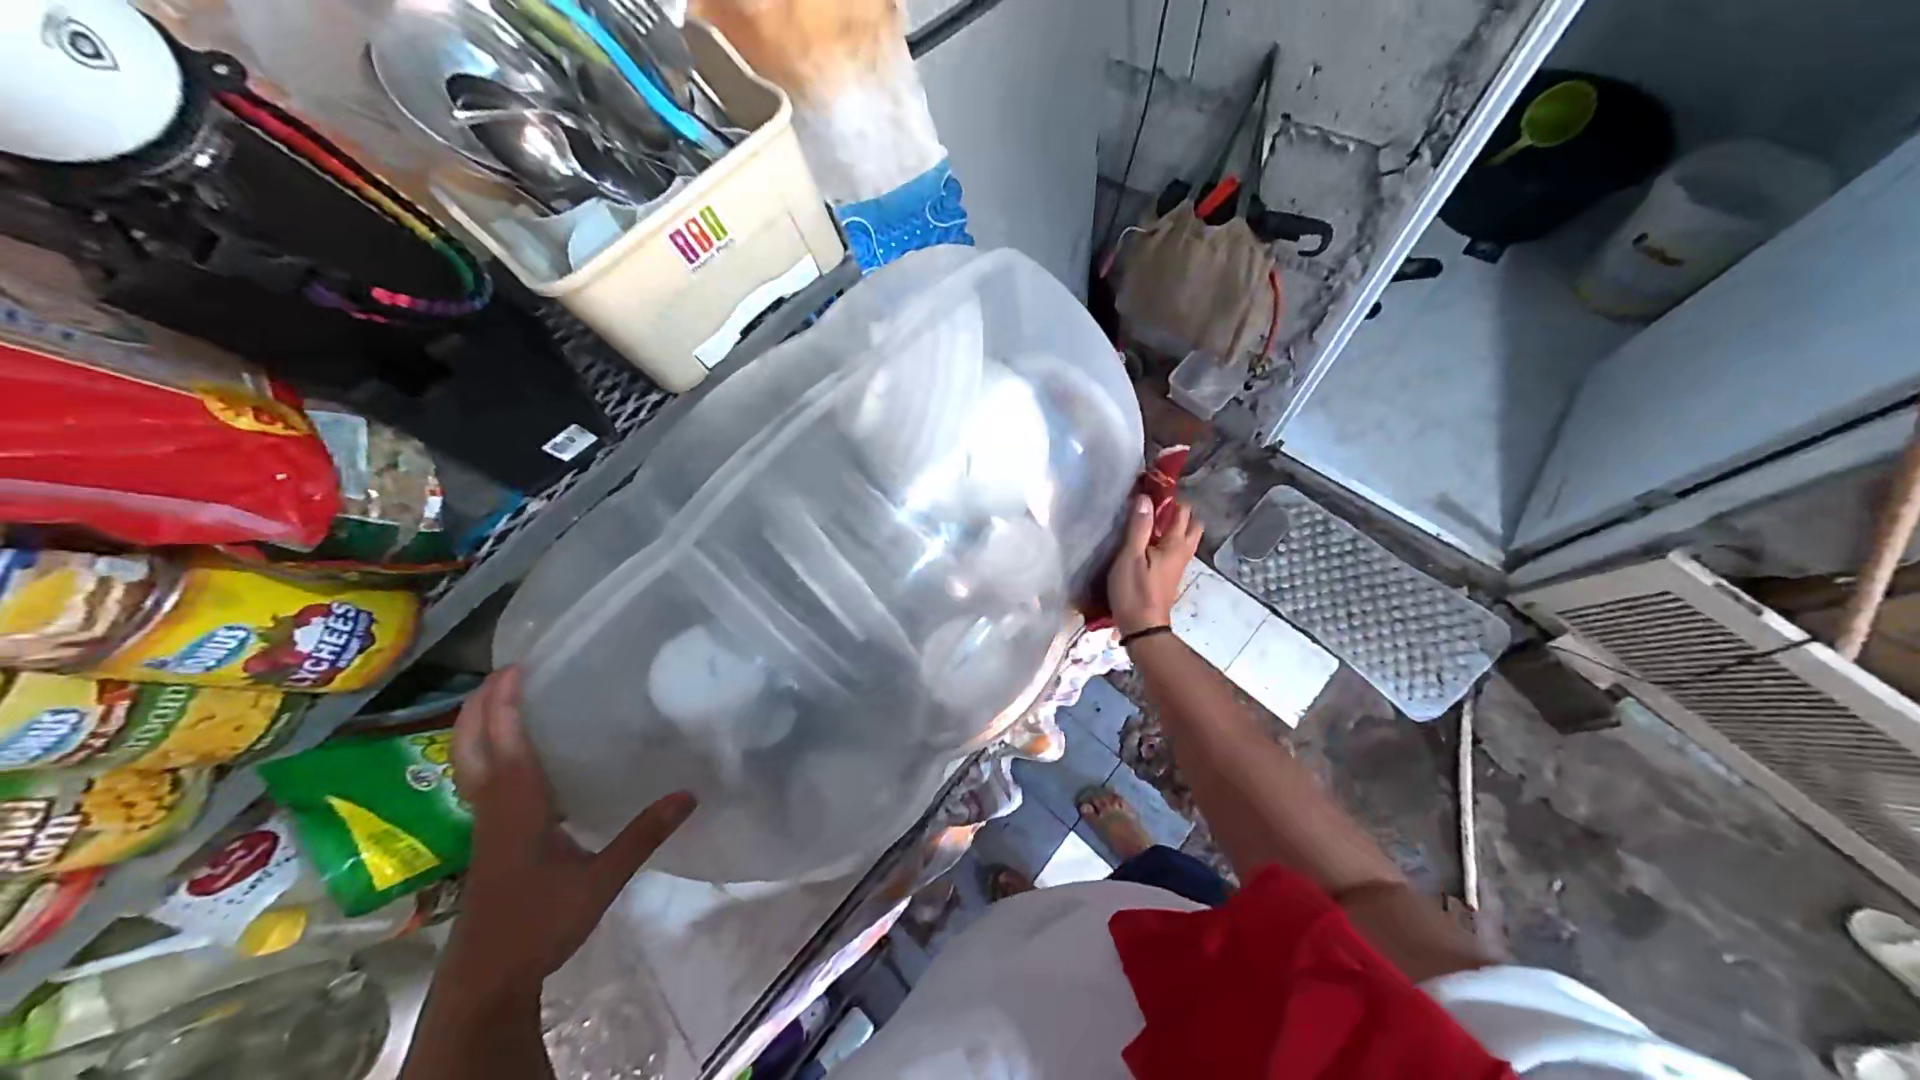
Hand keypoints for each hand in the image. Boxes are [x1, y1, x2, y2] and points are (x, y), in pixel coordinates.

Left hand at [446, 668, 696, 988]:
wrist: (488, 975)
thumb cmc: (540, 923)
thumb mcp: (601, 880)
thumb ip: (644, 835)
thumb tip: (689, 794)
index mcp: (517, 807)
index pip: (505, 743)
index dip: (505, 703)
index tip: (517, 666)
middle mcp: (494, 806)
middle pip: (471, 745)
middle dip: (481, 704)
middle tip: (506, 670)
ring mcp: (486, 821)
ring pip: (469, 761)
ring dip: (479, 724)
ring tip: (505, 697)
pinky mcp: (489, 835)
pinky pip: (481, 777)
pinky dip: (489, 749)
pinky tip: (517, 751)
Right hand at [1107, 495, 1202, 636]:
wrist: (1143, 627)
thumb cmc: (1134, 591)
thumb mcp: (1130, 557)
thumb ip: (1138, 527)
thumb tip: (1145, 498)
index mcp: (1175, 544)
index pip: (1181, 511)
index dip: (1168, 497)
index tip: (1149, 490)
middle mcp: (1183, 551)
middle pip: (1191, 523)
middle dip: (1177, 510)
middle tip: (1153, 507)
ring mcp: (1180, 564)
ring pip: (1185, 536)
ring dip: (1172, 525)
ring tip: (1148, 522)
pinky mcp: (1172, 574)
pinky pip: (1176, 548)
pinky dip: (1167, 539)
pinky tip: (1148, 542)